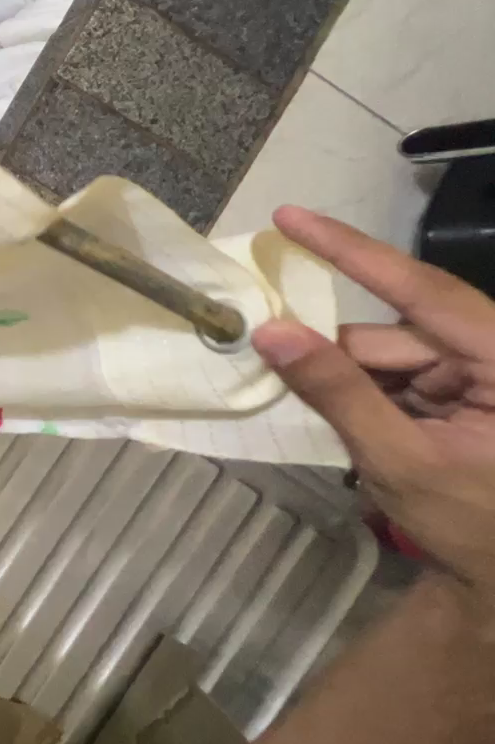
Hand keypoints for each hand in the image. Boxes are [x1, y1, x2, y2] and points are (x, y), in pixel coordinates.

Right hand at [253, 205, 494, 597]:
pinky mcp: (476, 397)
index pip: (426, 291)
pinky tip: (380, 435)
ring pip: (391, 357)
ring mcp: (491, 379)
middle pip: (397, 334)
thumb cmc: (477, 526)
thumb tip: (270, 331)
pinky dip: (371, 398)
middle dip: (344, 363)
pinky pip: (400, 377)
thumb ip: (335, 390)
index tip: (290, 218)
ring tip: (366, 440)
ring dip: (357, 388)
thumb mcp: (400, 459)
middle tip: (292, 391)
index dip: (353, 252)